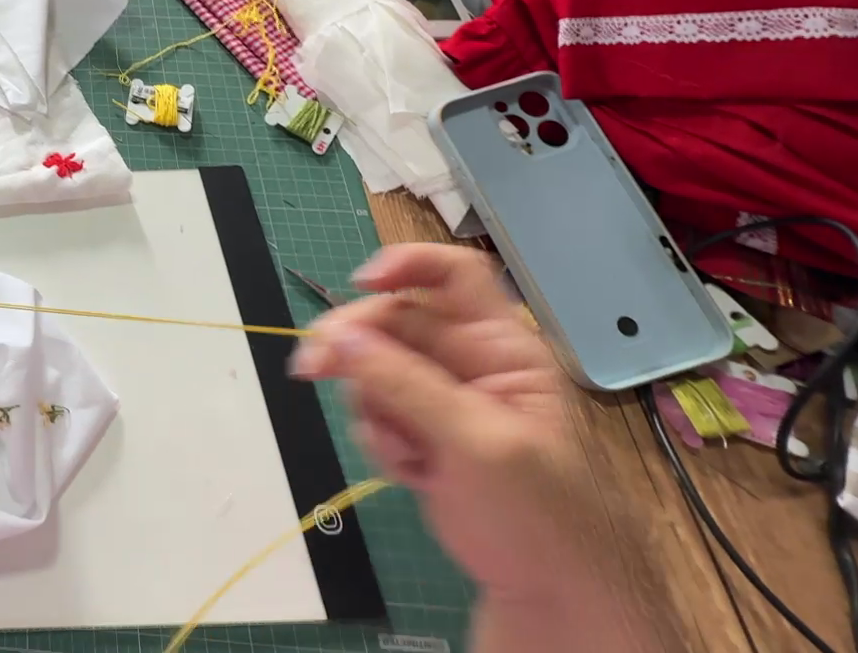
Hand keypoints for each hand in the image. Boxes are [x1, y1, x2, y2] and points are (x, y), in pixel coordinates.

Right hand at [289, 244, 582, 601]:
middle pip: (389, 321)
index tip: (360, 282)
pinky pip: (369, 408)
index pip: (454, 276)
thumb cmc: (542, 517)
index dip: (406, 265)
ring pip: (369, 366)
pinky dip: (376, 438)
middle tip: (311, 369)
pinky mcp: (415, 428)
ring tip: (403, 455)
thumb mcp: (478, 443)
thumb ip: (405, 386)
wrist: (551, 597)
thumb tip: (337, 339)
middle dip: (352, 346)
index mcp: (500, 347)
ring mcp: (436, 395)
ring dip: (370, 407)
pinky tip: (409, 471)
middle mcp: (465, 360)